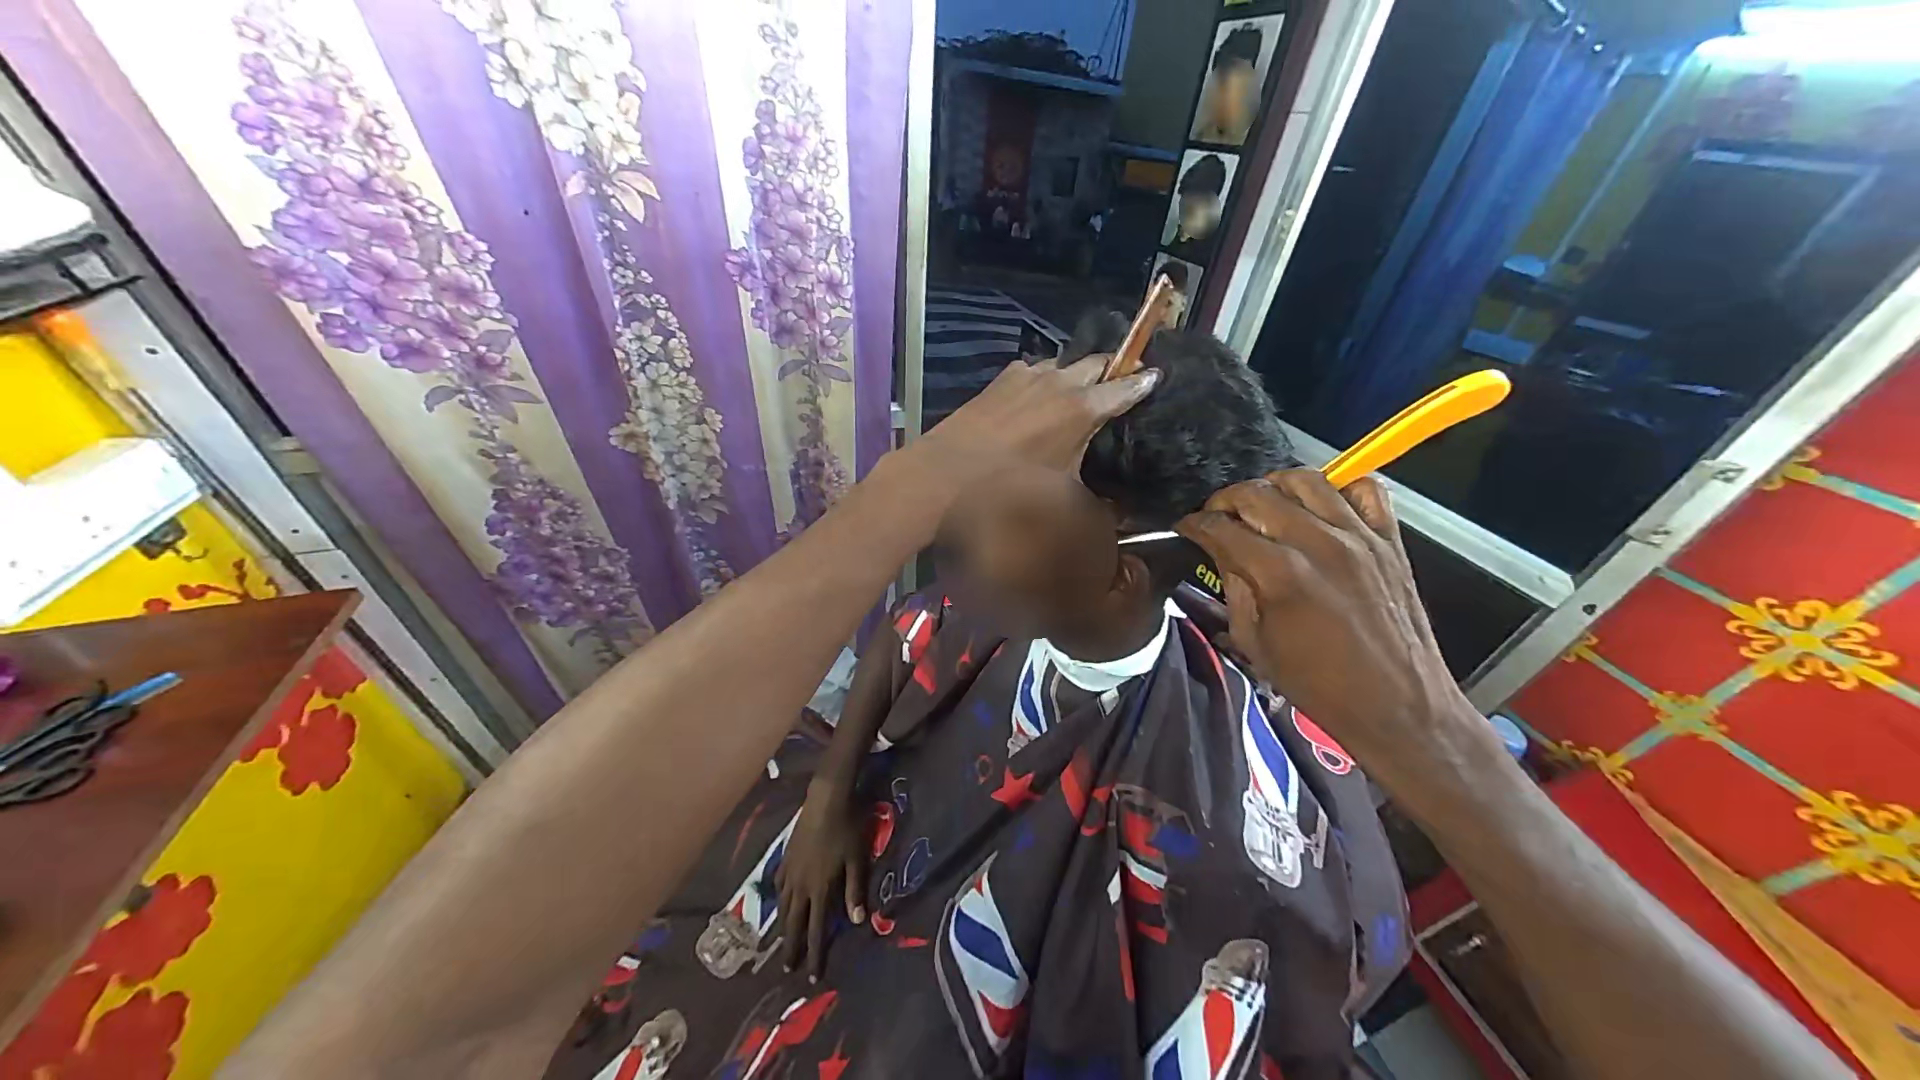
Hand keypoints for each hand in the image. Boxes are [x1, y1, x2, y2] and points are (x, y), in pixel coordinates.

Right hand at [773, 779, 869, 981]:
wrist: (827, 798)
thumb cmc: (848, 827)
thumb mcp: (858, 859)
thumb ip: (856, 890)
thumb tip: (856, 922)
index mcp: (820, 888)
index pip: (815, 929)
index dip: (814, 954)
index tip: (812, 978)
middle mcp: (801, 884)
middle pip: (793, 922)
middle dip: (791, 947)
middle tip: (787, 968)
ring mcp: (790, 869)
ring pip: (783, 905)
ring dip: (783, 925)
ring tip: (781, 941)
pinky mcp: (786, 855)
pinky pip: (779, 883)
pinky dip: (779, 897)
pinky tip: (780, 898)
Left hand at [906, 352, 1159, 488]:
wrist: (949, 471)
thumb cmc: (1011, 488)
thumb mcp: (1063, 496)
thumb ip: (1096, 497)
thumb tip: (1114, 507)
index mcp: (1084, 408)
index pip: (1127, 386)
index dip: (1145, 382)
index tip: (1157, 377)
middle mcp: (1061, 382)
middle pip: (1098, 362)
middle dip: (1113, 369)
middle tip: (1121, 382)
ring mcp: (1030, 375)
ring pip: (1065, 365)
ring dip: (1076, 374)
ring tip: (1079, 392)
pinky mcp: (1003, 379)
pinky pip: (1034, 371)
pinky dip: (1044, 380)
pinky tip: (1038, 399)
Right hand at [1175, 470, 1506, 805]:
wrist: (1396, 704)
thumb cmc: (1317, 684)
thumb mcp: (1253, 642)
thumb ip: (1235, 588)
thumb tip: (1225, 553)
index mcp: (1278, 573)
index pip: (1220, 527)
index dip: (1194, 524)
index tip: (1187, 528)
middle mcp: (1316, 542)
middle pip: (1256, 493)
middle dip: (1225, 501)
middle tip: (1218, 518)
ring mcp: (1357, 536)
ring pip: (1305, 479)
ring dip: (1273, 486)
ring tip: (1264, 506)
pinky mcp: (1389, 539)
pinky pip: (1364, 488)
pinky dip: (1339, 488)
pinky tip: (1322, 507)